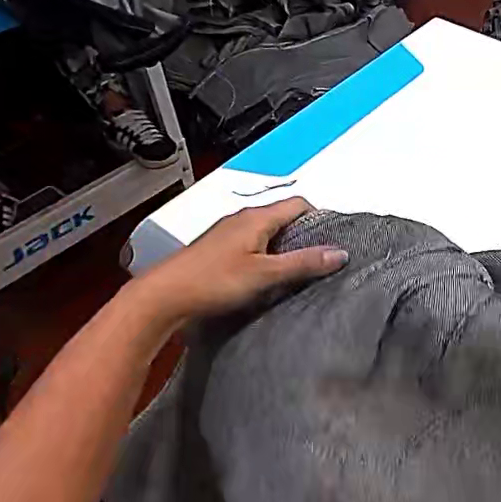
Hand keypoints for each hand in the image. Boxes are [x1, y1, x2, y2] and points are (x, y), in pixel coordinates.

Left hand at [120, 198, 346, 329]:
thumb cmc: (210, 281)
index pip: (299, 203)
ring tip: (294, 270)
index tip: (331, 238)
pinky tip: (266, 277)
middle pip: (284, 216)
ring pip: (267, 231)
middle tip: (318, 258)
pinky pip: (252, 244)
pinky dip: (265, 255)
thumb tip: (339, 253)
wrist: (161, 298)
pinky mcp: (218, 250)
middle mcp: (242, 219)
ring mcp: (228, 233)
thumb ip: (304, 263)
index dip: (319, 217)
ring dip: (283, 246)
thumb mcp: (266, 274)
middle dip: (303, 234)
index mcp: (257, 217)